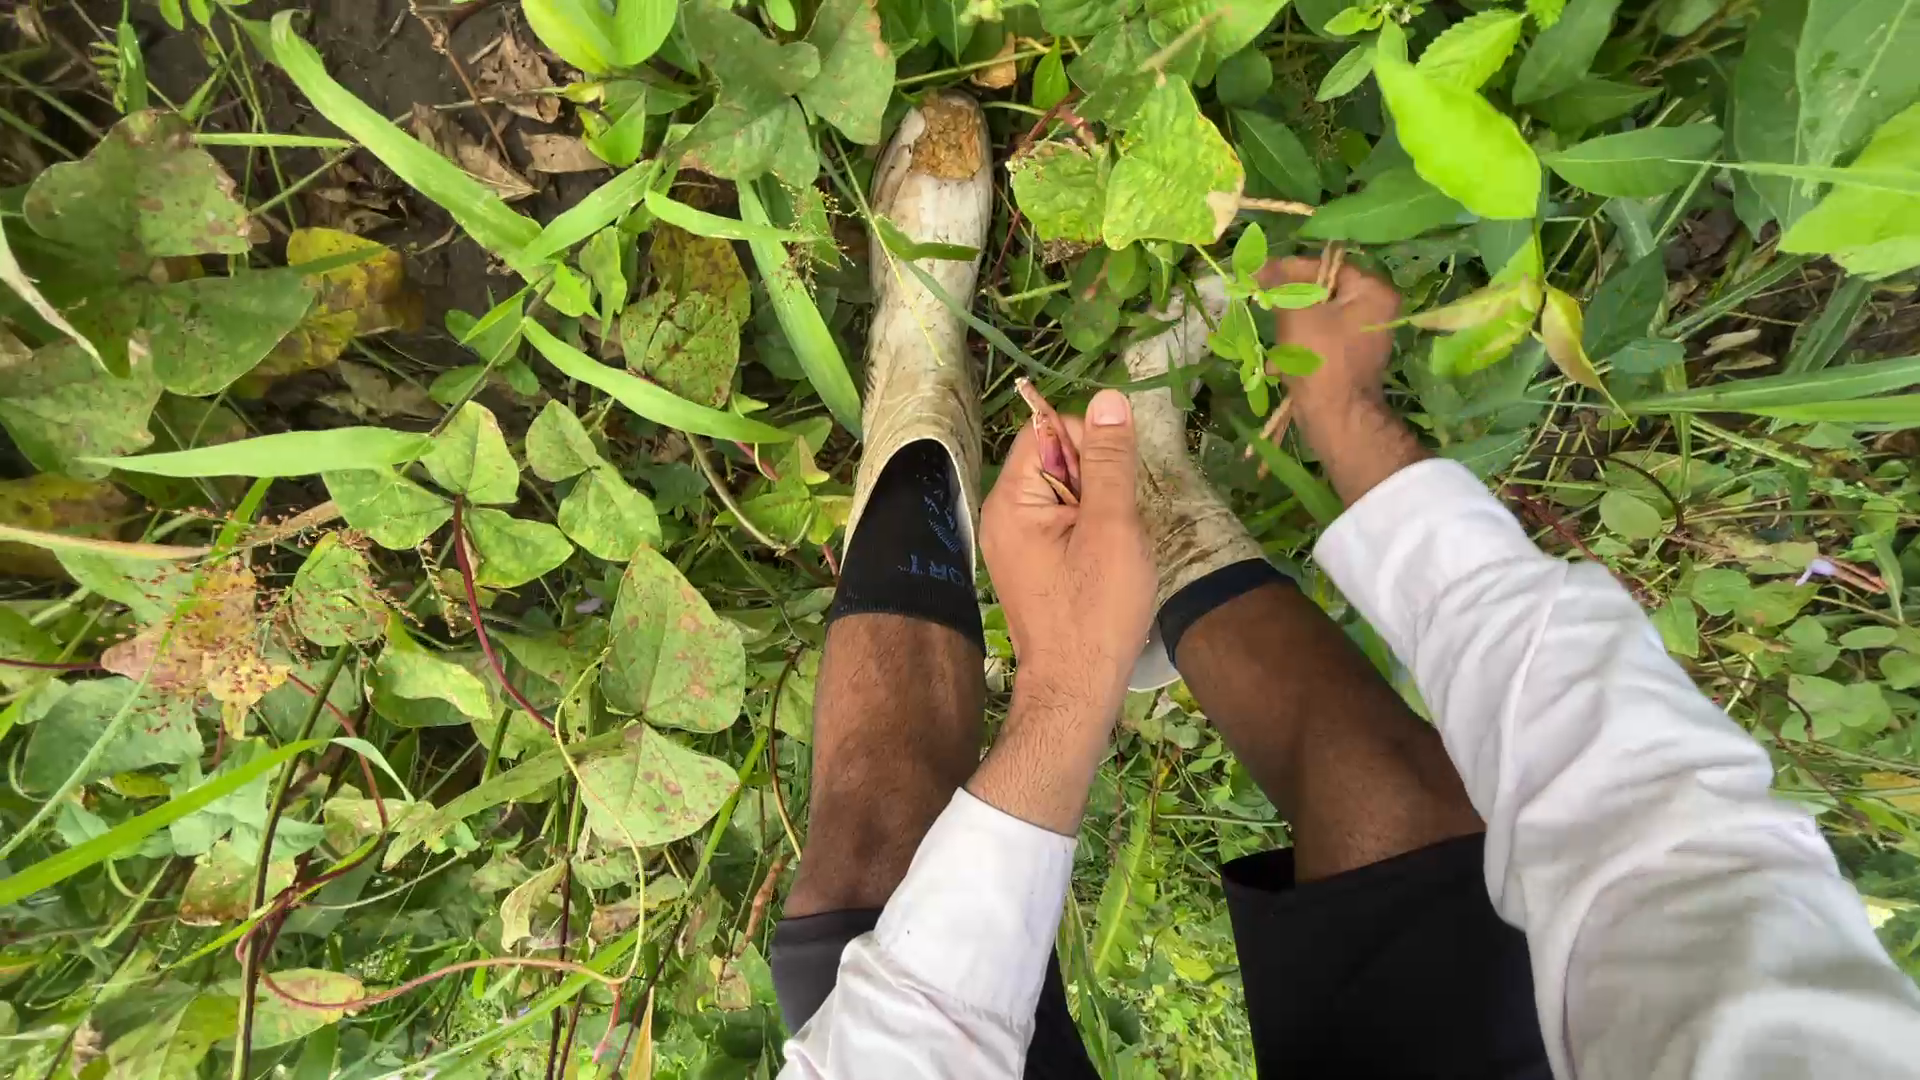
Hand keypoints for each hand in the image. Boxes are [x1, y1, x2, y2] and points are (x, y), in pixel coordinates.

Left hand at [981, 388, 1154, 709]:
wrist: (1075, 685)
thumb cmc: (1096, 609)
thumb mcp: (1112, 526)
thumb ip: (1109, 461)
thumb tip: (1109, 399)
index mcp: (1010, 500)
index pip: (1043, 431)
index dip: (1088, 439)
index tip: (1118, 477)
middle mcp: (1002, 515)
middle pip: (1052, 460)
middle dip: (1095, 479)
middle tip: (1116, 524)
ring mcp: (1012, 541)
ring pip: (1063, 492)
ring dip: (1097, 506)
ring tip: (1112, 547)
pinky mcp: (1028, 562)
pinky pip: (1060, 522)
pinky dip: (1088, 529)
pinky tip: (1104, 561)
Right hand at [1259, 256, 1401, 420]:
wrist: (1334, 416)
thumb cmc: (1320, 359)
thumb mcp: (1296, 315)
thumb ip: (1280, 285)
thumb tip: (1260, 264)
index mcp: (1372, 291)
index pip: (1327, 267)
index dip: (1291, 269)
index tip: (1261, 274)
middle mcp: (1375, 310)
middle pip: (1323, 294)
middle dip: (1290, 302)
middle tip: (1263, 303)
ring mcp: (1363, 337)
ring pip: (1318, 319)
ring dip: (1290, 328)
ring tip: (1272, 337)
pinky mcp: (1349, 359)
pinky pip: (1321, 342)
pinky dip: (1300, 347)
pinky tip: (1281, 363)